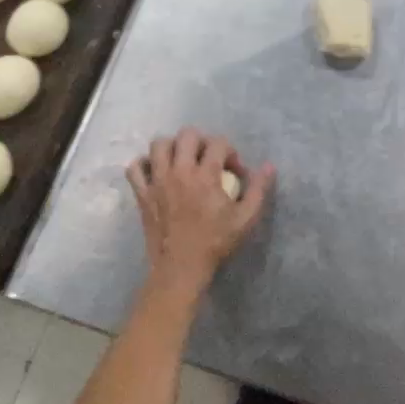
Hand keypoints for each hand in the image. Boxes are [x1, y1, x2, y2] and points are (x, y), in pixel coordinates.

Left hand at [126, 127, 271, 294]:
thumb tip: (269, 166)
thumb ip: (258, 190)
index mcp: (205, 175)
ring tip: (181, 160)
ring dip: (172, 147)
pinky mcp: (142, 194)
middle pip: (187, 135)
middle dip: (201, 141)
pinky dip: (143, 164)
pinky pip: (135, 168)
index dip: (230, 152)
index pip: (218, 143)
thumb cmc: (215, 243)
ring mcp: (157, 181)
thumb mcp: (245, 219)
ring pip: (159, 145)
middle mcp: (180, 172)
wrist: (180, 268)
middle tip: (207, 159)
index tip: (234, 170)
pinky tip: (155, 172)